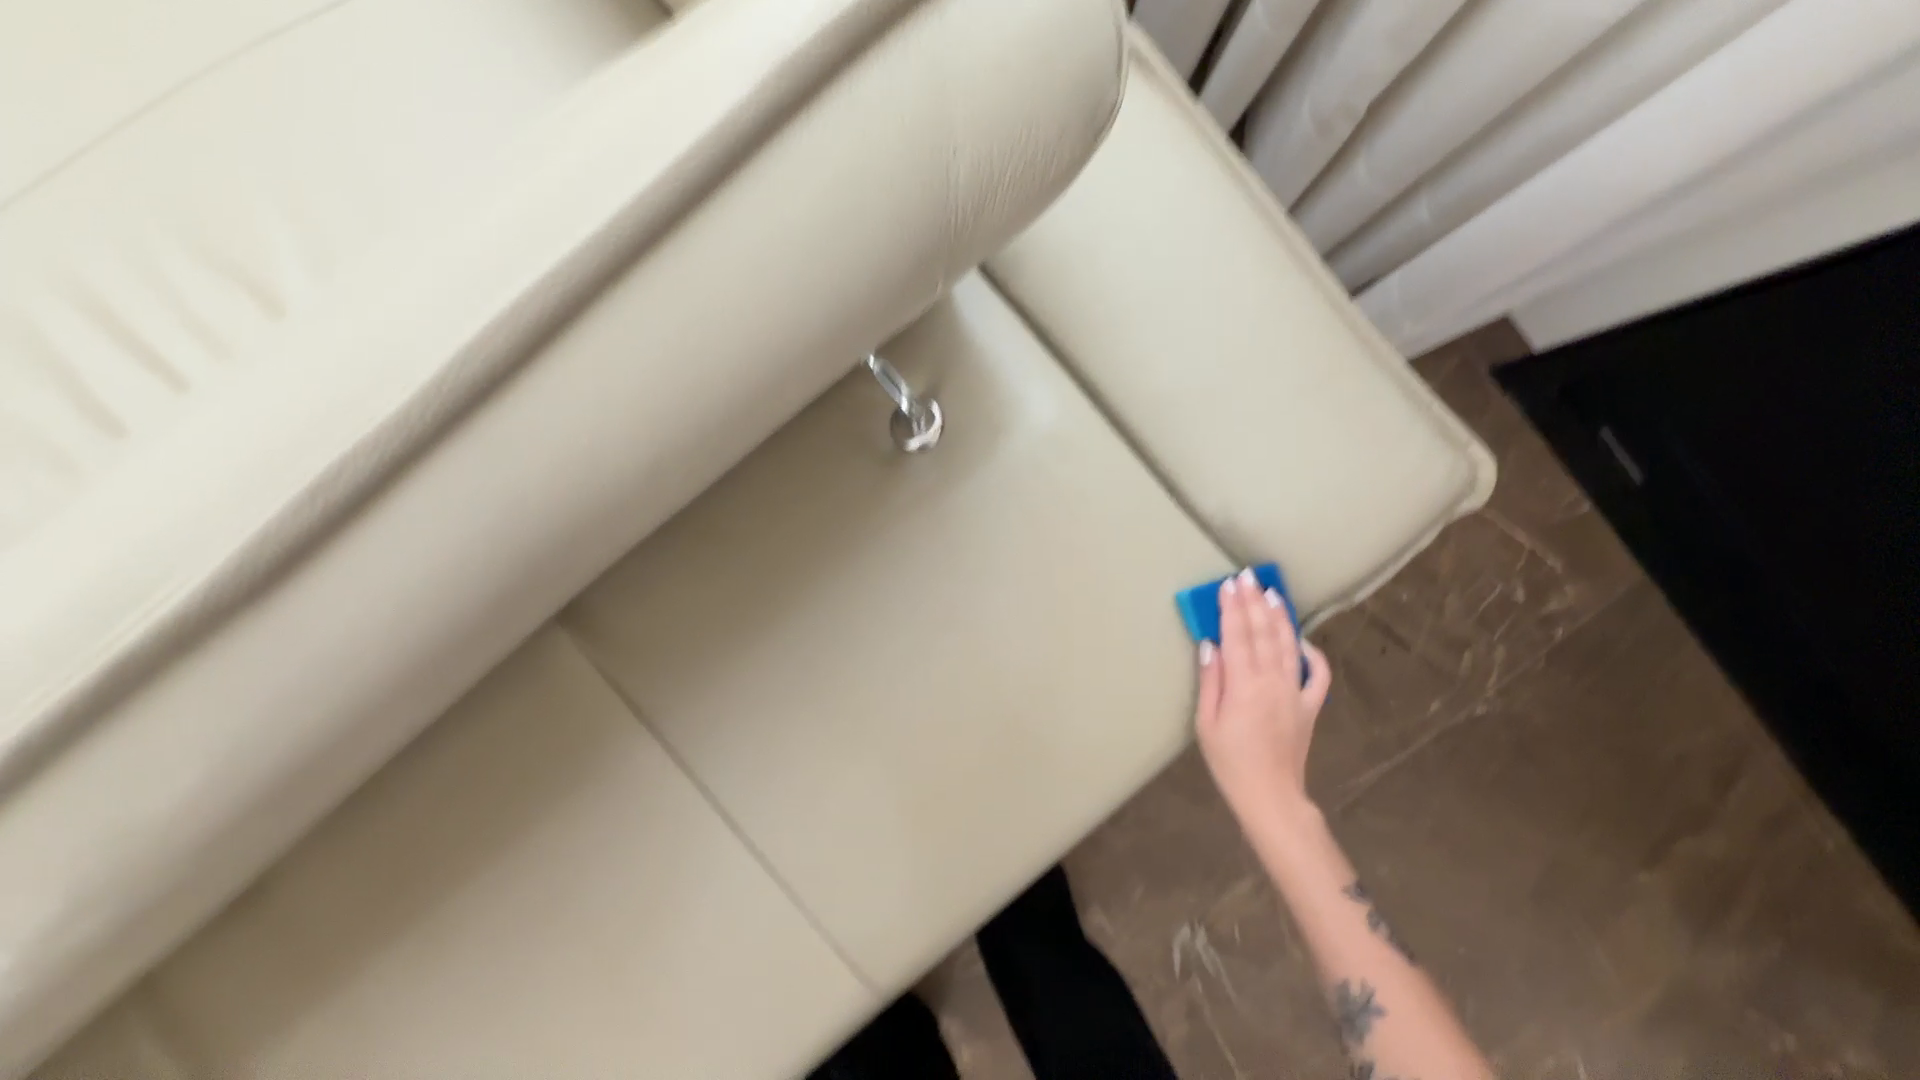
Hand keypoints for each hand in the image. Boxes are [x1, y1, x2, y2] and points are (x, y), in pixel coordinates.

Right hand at [1193, 568, 1332, 822]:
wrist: (1270, 795)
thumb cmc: (1229, 762)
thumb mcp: (1205, 723)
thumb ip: (1210, 681)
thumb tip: (1209, 645)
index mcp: (1244, 684)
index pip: (1237, 635)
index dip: (1232, 607)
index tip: (1228, 584)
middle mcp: (1273, 681)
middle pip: (1263, 632)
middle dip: (1254, 602)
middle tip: (1247, 577)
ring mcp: (1295, 692)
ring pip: (1288, 645)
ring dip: (1280, 617)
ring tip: (1272, 593)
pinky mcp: (1310, 706)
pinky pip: (1317, 674)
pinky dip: (1312, 653)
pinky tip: (1302, 639)